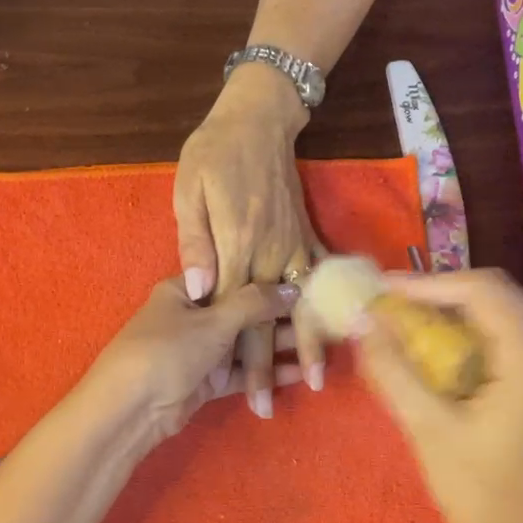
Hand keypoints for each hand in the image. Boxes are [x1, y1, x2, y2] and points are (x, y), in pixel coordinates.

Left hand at [78, 277, 303, 442]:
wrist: (130, 407)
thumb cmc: (167, 349)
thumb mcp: (213, 320)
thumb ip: (254, 302)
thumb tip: (294, 289)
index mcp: (188, 287)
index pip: (237, 275)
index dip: (272, 280)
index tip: (310, 284)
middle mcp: (194, 313)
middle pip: (245, 312)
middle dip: (282, 317)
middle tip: (325, 317)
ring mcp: (200, 349)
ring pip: (246, 343)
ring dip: (279, 347)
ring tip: (322, 348)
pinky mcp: (205, 380)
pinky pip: (241, 371)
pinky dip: (266, 372)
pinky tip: (300, 373)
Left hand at [173, 72, 324, 419]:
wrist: (258, 116)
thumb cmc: (212, 154)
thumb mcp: (189, 192)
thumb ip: (196, 243)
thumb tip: (202, 290)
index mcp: (236, 244)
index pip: (233, 311)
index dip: (238, 353)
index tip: (245, 392)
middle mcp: (268, 251)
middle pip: (265, 318)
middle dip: (267, 363)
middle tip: (271, 406)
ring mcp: (291, 245)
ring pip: (299, 304)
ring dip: (305, 343)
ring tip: (312, 380)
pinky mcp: (304, 237)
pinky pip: (317, 278)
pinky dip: (324, 306)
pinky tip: (333, 333)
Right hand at [353, 270, 522, 522]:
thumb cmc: (480, 498)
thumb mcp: (427, 429)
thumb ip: (393, 368)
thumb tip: (362, 321)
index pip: (484, 293)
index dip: (428, 283)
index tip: (381, 290)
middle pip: (500, 300)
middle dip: (441, 298)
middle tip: (390, 309)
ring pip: (509, 320)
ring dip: (458, 319)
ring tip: (409, 330)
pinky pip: (518, 345)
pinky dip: (478, 342)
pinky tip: (445, 360)